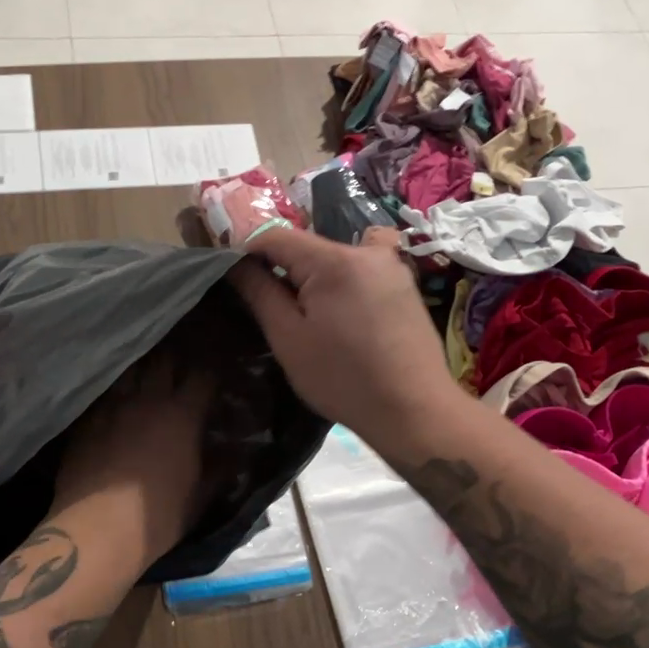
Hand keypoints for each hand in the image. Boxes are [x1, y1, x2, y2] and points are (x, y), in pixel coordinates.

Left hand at [51, 358, 211, 560]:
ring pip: (129, 372)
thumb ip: (218, 471)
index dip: (212, 371)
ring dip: (141, 372)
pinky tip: (114, 405)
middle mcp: (147, 400)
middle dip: (175, 361)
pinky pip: (102, 396)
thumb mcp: (198, 498)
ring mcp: (112, 407)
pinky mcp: (85, 421)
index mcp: (182, 415)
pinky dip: (113, 395)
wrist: (96, 530)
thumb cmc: (158, 518)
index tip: (216, 375)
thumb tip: (235, 456)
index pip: (203, 376)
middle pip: (163, 361)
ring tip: (146, 377)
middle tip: (181, 369)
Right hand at [229, 227, 462, 446]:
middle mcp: (367, 250)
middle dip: (284, 270)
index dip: (247, 252)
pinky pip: (362, 271)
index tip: (233, 278)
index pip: (276, 237)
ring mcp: (392, 266)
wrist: (414, 410)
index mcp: (334, 260)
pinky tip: (343, 319)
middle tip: (270, 310)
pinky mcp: (405, 286)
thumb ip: (260, 293)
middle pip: (308, 247)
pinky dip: (343, 284)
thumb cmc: (343, 379)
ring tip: (308, 318)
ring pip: (335, 258)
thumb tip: (234, 263)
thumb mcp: (289, 339)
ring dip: (314, 278)